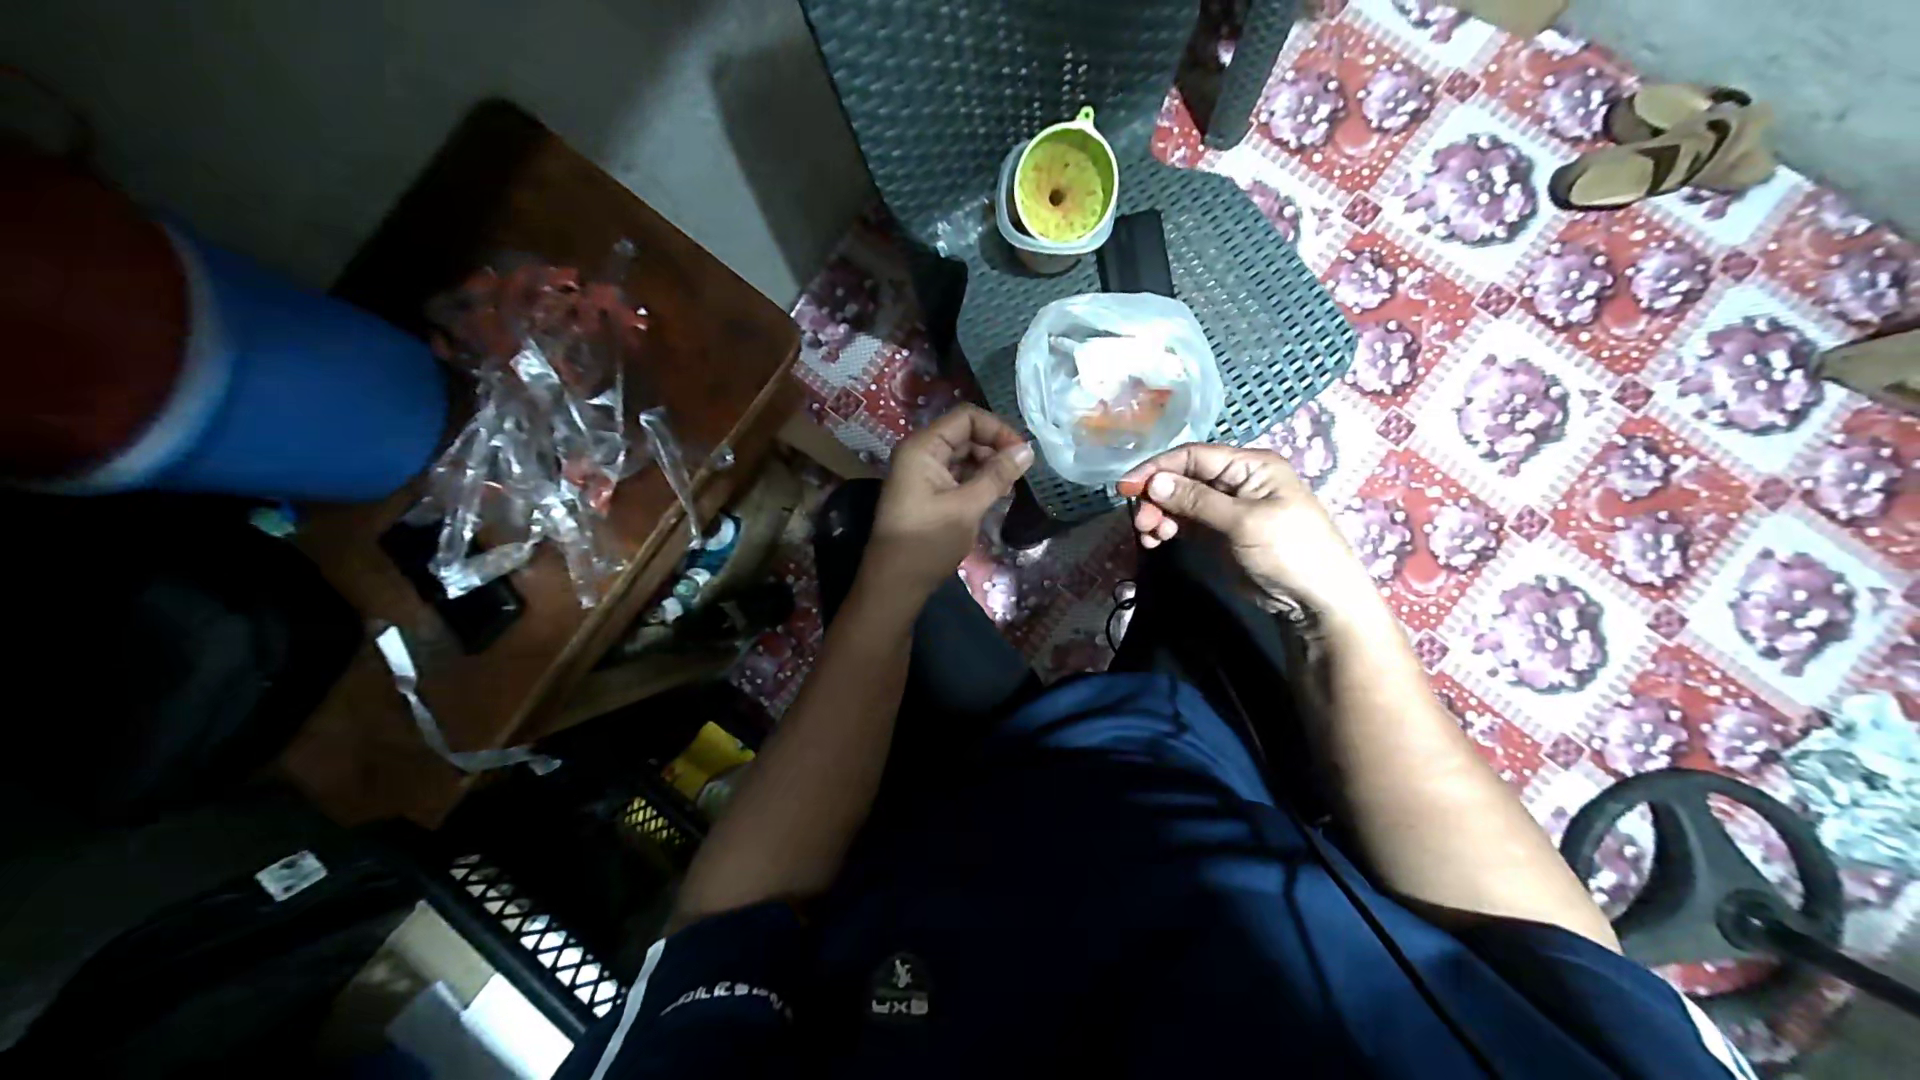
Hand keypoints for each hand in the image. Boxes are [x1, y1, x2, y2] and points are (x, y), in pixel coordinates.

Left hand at [867, 404, 1034, 597]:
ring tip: (1010, 486)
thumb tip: (1027, 451)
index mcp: (923, 447)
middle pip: (965, 434)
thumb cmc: (928, 542)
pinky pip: (957, 474)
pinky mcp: (927, 492)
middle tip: (1020, 472)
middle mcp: (920, 453)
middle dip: (995, 447)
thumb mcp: (967, 507)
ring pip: (963, 455)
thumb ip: (997, 476)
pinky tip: (996, 495)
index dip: (997, 429)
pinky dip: (977, 480)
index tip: (1021, 454)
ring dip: (988, 465)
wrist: (895, 583)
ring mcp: (922, 473)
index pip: (966, 417)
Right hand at [1116, 443, 1380, 621]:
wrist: (1315, 600)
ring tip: (1149, 536)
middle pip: (1182, 478)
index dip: (1158, 468)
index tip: (1126, 487)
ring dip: (1158, 514)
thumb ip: (1197, 500)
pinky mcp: (1217, 533)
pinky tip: (1156, 540)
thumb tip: (1154, 483)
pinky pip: (1183, 522)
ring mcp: (1225, 508)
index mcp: (1249, 466)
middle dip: (1157, 496)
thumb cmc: (1290, 551)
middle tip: (1141, 522)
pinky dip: (1166, 528)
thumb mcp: (1244, 522)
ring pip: (1179, 501)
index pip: (1194, 456)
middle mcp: (1235, 480)